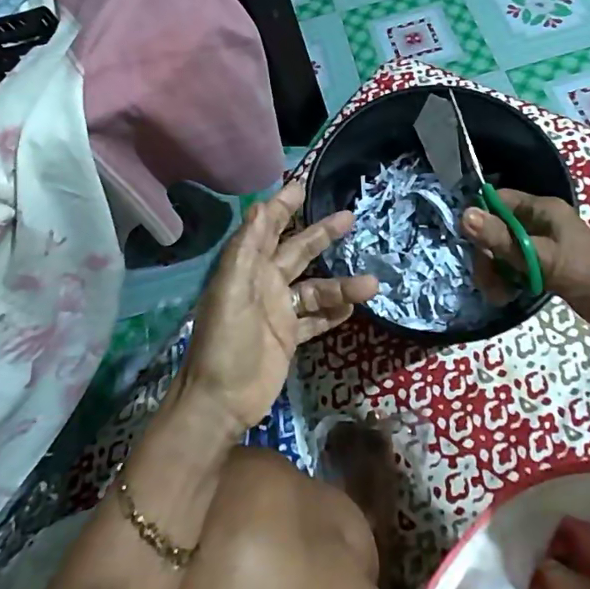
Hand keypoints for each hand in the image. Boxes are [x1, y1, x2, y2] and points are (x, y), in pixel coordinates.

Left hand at [176, 182, 376, 436]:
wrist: (220, 403)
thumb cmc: (225, 343)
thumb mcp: (232, 292)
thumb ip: (247, 249)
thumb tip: (262, 205)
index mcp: (248, 270)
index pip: (267, 229)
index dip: (283, 207)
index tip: (303, 185)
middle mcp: (264, 285)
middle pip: (298, 252)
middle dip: (322, 234)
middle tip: (350, 218)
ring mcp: (278, 312)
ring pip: (316, 288)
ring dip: (341, 285)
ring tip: (369, 285)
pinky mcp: (289, 337)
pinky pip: (316, 318)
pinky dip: (333, 312)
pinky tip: (353, 309)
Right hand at [460, 190, 589, 334]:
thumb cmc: (587, 273)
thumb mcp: (541, 257)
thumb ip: (502, 239)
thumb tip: (464, 215)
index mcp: (543, 209)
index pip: (499, 201)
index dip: (481, 219)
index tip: (471, 245)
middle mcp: (541, 221)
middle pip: (498, 229)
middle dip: (488, 255)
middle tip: (488, 281)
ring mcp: (543, 244)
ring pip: (505, 250)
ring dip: (496, 271)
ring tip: (498, 294)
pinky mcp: (545, 265)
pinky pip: (516, 266)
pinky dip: (508, 279)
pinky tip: (507, 296)